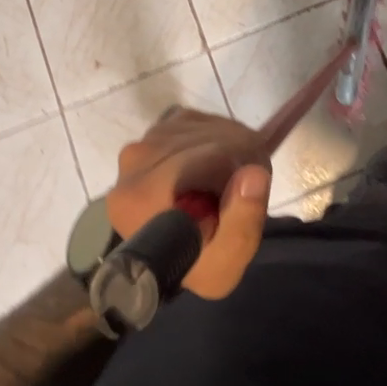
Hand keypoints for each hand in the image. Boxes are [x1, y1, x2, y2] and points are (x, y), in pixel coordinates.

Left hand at [104, 107, 272, 299]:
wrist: (171, 257)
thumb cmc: (198, 263)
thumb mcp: (226, 264)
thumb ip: (242, 223)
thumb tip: (253, 173)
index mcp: (142, 197)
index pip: (207, 157)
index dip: (239, 166)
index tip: (250, 186)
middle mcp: (133, 162)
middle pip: (205, 139)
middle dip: (237, 156)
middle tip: (248, 186)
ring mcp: (141, 143)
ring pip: (203, 128)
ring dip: (228, 146)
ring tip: (231, 179)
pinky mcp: (151, 132)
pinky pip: (196, 121)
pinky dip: (214, 137)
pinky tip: (216, 164)